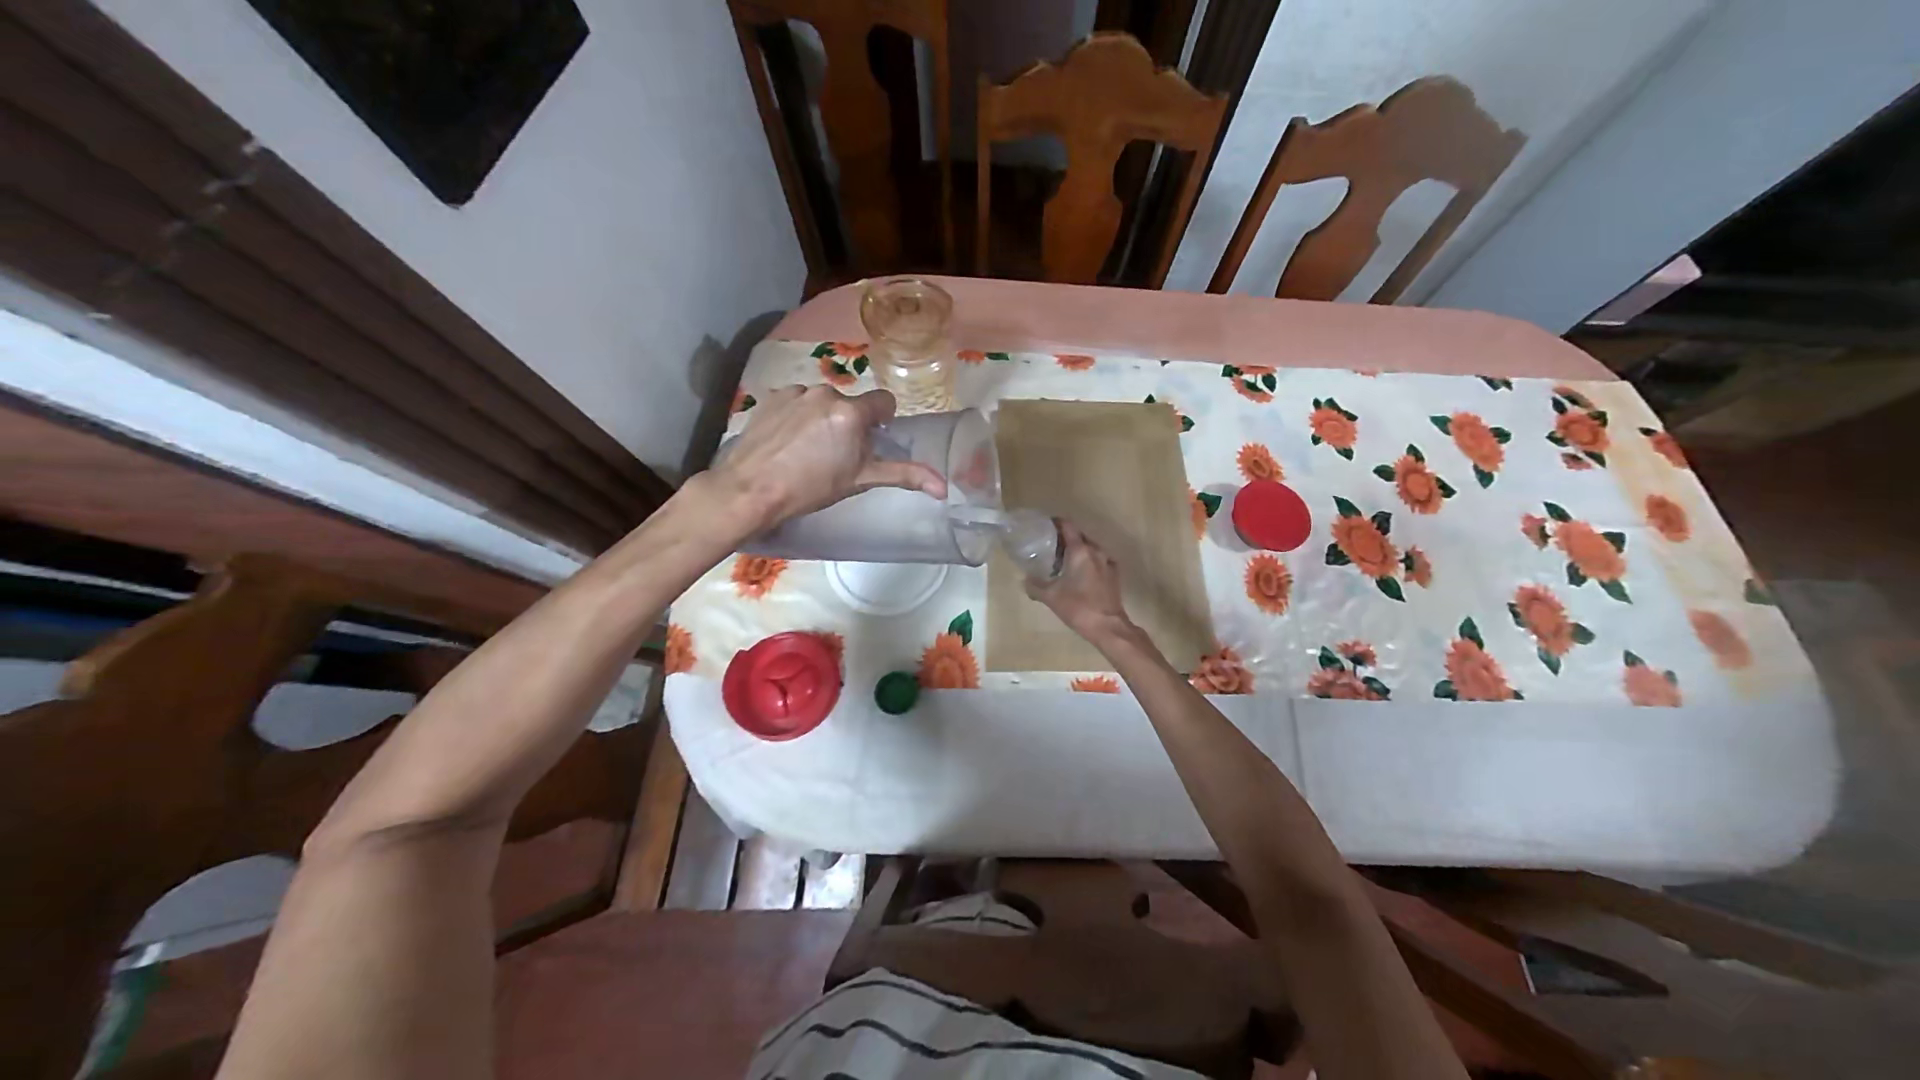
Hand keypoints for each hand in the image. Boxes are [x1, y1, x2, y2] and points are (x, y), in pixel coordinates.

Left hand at [707, 385, 947, 531]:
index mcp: (852, 413)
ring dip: (823, 419)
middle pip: (852, 404)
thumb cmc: (809, 489)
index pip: (885, 402)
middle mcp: (826, 393)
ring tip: (808, 450)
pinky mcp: (772, 396)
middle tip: (837, 456)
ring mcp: (796, 392)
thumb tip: (943, 487)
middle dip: (850, 424)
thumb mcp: (860, 482)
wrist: (749, 490)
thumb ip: (903, 476)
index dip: (882, 421)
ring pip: (823, 402)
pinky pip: (796, 401)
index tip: (871, 442)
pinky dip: (797, 416)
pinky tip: (786, 442)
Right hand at [1025, 520, 1133, 645]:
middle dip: (1065, 538)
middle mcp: (1096, 551)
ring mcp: (1108, 562)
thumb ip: (1035, 586)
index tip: (1045, 526)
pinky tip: (1082, 574)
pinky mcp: (1115, 574)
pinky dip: (1089, 562)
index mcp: (1079, 550)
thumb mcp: (1050, 597)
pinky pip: (1099, 560)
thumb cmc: (1077, 607)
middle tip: (1050, 547)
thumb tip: (1025, 580)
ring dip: (1078, 551)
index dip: (1056, 523)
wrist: (1107, 626)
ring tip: (1065, 561)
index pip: (1067, 526)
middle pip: (1079, 536)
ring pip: (1090, 548)